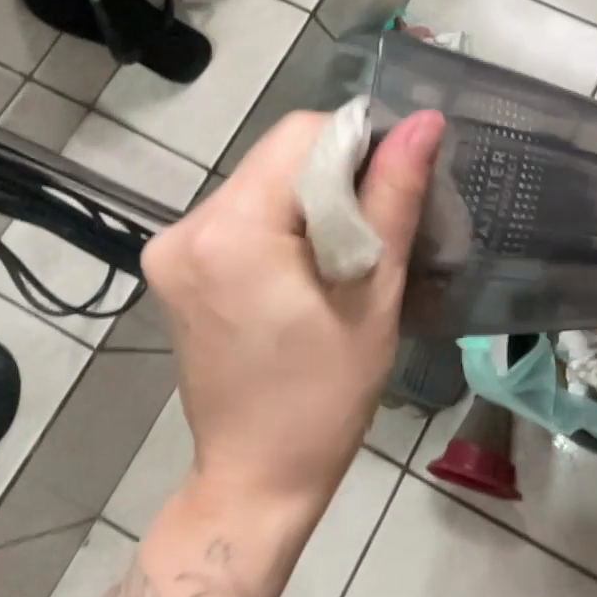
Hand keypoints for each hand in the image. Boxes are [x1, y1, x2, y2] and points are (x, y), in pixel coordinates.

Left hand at [142, 108, 444, 504]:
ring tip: (348, 250)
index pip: (303, 134)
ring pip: (264, 179)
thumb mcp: (374, 291)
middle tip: (378, 227)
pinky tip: (310, 263)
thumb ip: (394, 196)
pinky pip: (243, 210)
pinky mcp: (175, 265)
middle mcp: (187, 227)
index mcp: (232, 232)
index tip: (394, 190)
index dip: (360, 146)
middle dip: (337, 175)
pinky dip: (285, 220)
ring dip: (312, 198)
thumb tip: (425, 121)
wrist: (257, 475)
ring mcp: (172, 247)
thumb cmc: (326, 394)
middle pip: (280, 155)